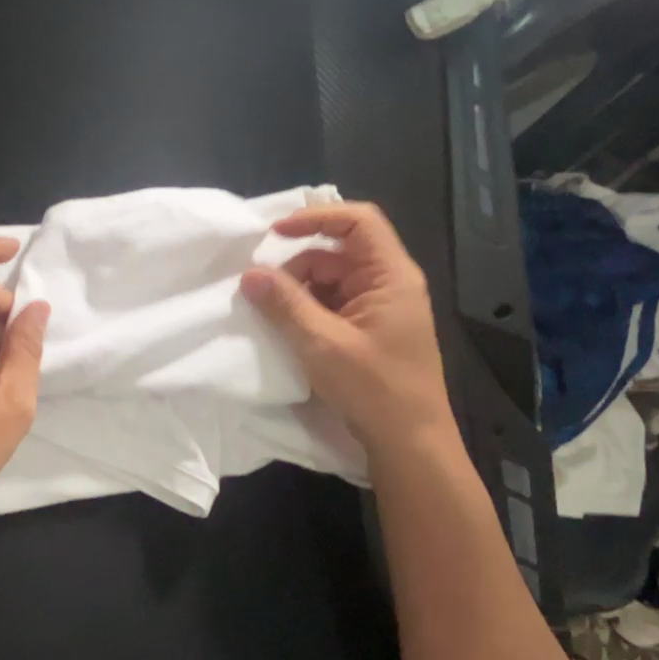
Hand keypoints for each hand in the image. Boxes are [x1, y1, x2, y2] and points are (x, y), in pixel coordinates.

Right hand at [240, 202, 456, 453]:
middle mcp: (388, 285)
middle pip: (337, 253)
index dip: (316, 218)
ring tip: (267, 314)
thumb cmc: (374, 388)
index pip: (358, 222)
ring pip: (330, 282)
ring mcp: (379, 309)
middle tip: (259, 289)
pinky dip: (306, 312)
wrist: (409, 440)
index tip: (273, 233)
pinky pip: (332, 307)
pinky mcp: (368, 332)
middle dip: (296, 265)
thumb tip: (249, 274)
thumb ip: (284, 305)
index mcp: (390, 276)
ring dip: (297, 292)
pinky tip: (284, 330)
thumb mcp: (322, 344)